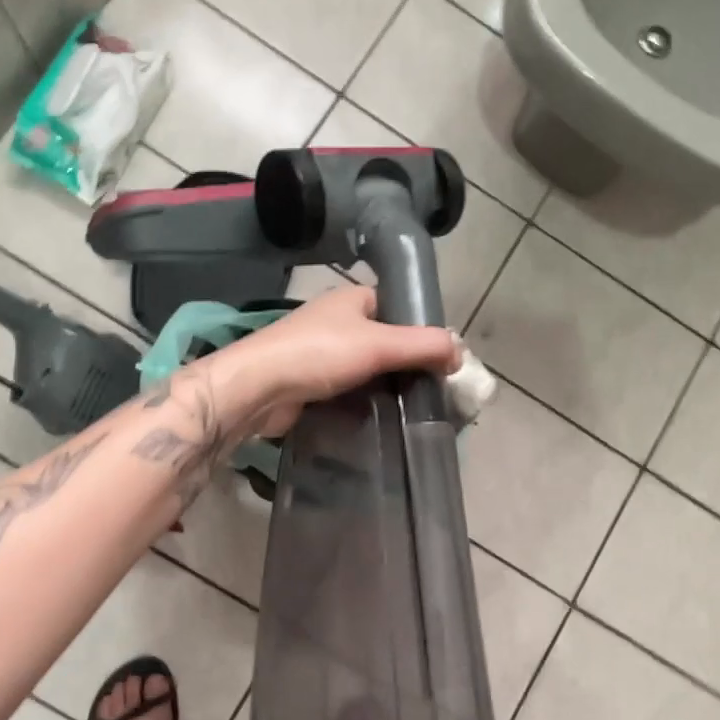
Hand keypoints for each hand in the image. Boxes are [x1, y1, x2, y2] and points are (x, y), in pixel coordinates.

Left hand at [210, 285, 460, 434]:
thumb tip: (461, 353)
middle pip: (384, 341)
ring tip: (415, 410)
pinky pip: (347, 391)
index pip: (397, 307)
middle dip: (406, 364)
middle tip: (434, 391)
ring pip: (366, 369)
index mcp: (351, 299)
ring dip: (385, 386)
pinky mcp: (309, 385)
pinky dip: (364, 403)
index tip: (443, 360)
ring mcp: (319, 353)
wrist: (258, 388)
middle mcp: (335, 321)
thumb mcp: (381, 344)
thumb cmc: (320, 353)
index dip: (421, 329)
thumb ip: (424, 346)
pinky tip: (383, 420)